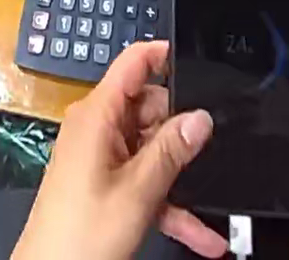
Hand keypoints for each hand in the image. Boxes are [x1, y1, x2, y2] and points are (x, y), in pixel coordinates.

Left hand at [13, 41, 228, 259]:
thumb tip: (201, 117)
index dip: (161, 54)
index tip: (194, 58)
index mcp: (97, 114)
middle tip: (205, 154)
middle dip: (177, 130)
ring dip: (177, 174)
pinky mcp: (102, 179)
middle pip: (148, 108)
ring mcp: (99, 153)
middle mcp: (97, 126)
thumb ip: (171, 151)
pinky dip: (167, 199)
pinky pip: (141, 177)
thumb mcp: (136, 192)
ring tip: (208, 203)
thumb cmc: (80, 236)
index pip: (132, 63)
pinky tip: (198, 231)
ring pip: (149, 147)